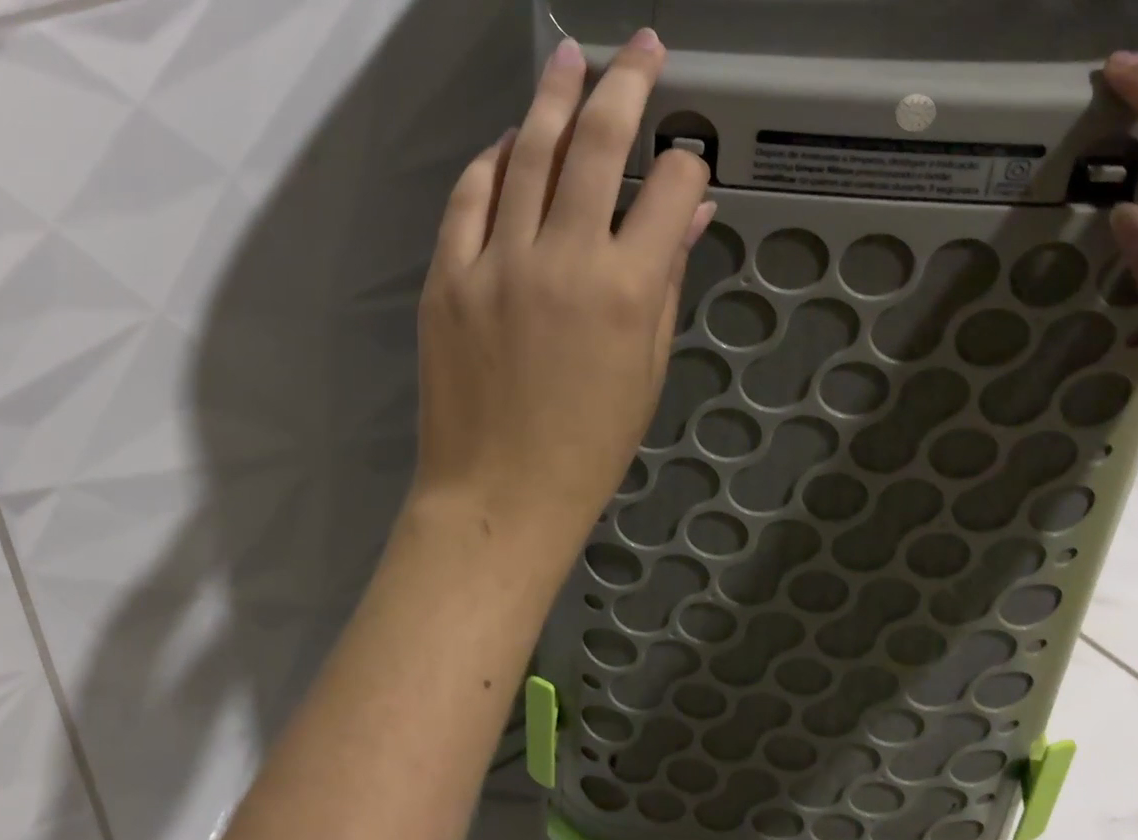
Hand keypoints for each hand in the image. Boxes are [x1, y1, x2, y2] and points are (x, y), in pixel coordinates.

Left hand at [411, 29, 712, 558]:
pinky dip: (492, 162)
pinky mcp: (446, 279)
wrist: (497, 496)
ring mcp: (496, 265)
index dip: (686, 164)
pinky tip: (511, 143)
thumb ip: (667, 282)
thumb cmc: (586, 449)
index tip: (686, 159)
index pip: (669, 189)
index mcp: (627, 290)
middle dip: (625, 83)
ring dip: (553, 99)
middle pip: (598, 144)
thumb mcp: (646, 371)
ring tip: (569, 61)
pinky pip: (470, 198)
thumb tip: (691, 213)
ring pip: (529, 156)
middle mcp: (563, 260)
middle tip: (639, 46)